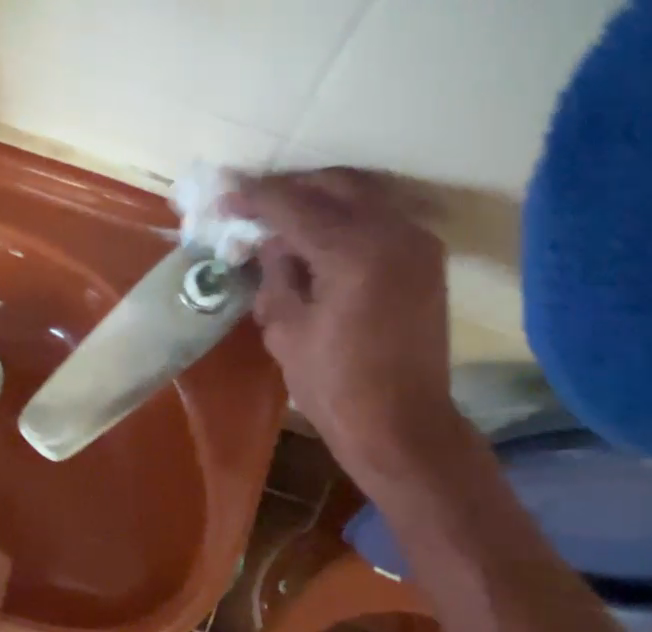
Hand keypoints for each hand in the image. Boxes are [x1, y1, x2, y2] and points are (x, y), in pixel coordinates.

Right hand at [238, 169, 456, 461]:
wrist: (401, 425)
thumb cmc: (335, 388)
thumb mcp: (287, 333)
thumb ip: (277, 278)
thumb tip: (272, 245)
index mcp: (354, 251)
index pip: (295, 206)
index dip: (256, 198)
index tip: (224, 193)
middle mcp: (393, 232)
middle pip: (336, 186)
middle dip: (292, 189)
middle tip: (254, 202)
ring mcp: (417, 243)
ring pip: (363, 199)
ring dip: (322, 201)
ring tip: (284, 219)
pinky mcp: (426, 261)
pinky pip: (381, 221)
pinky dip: (348, 220)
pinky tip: (321, 241)